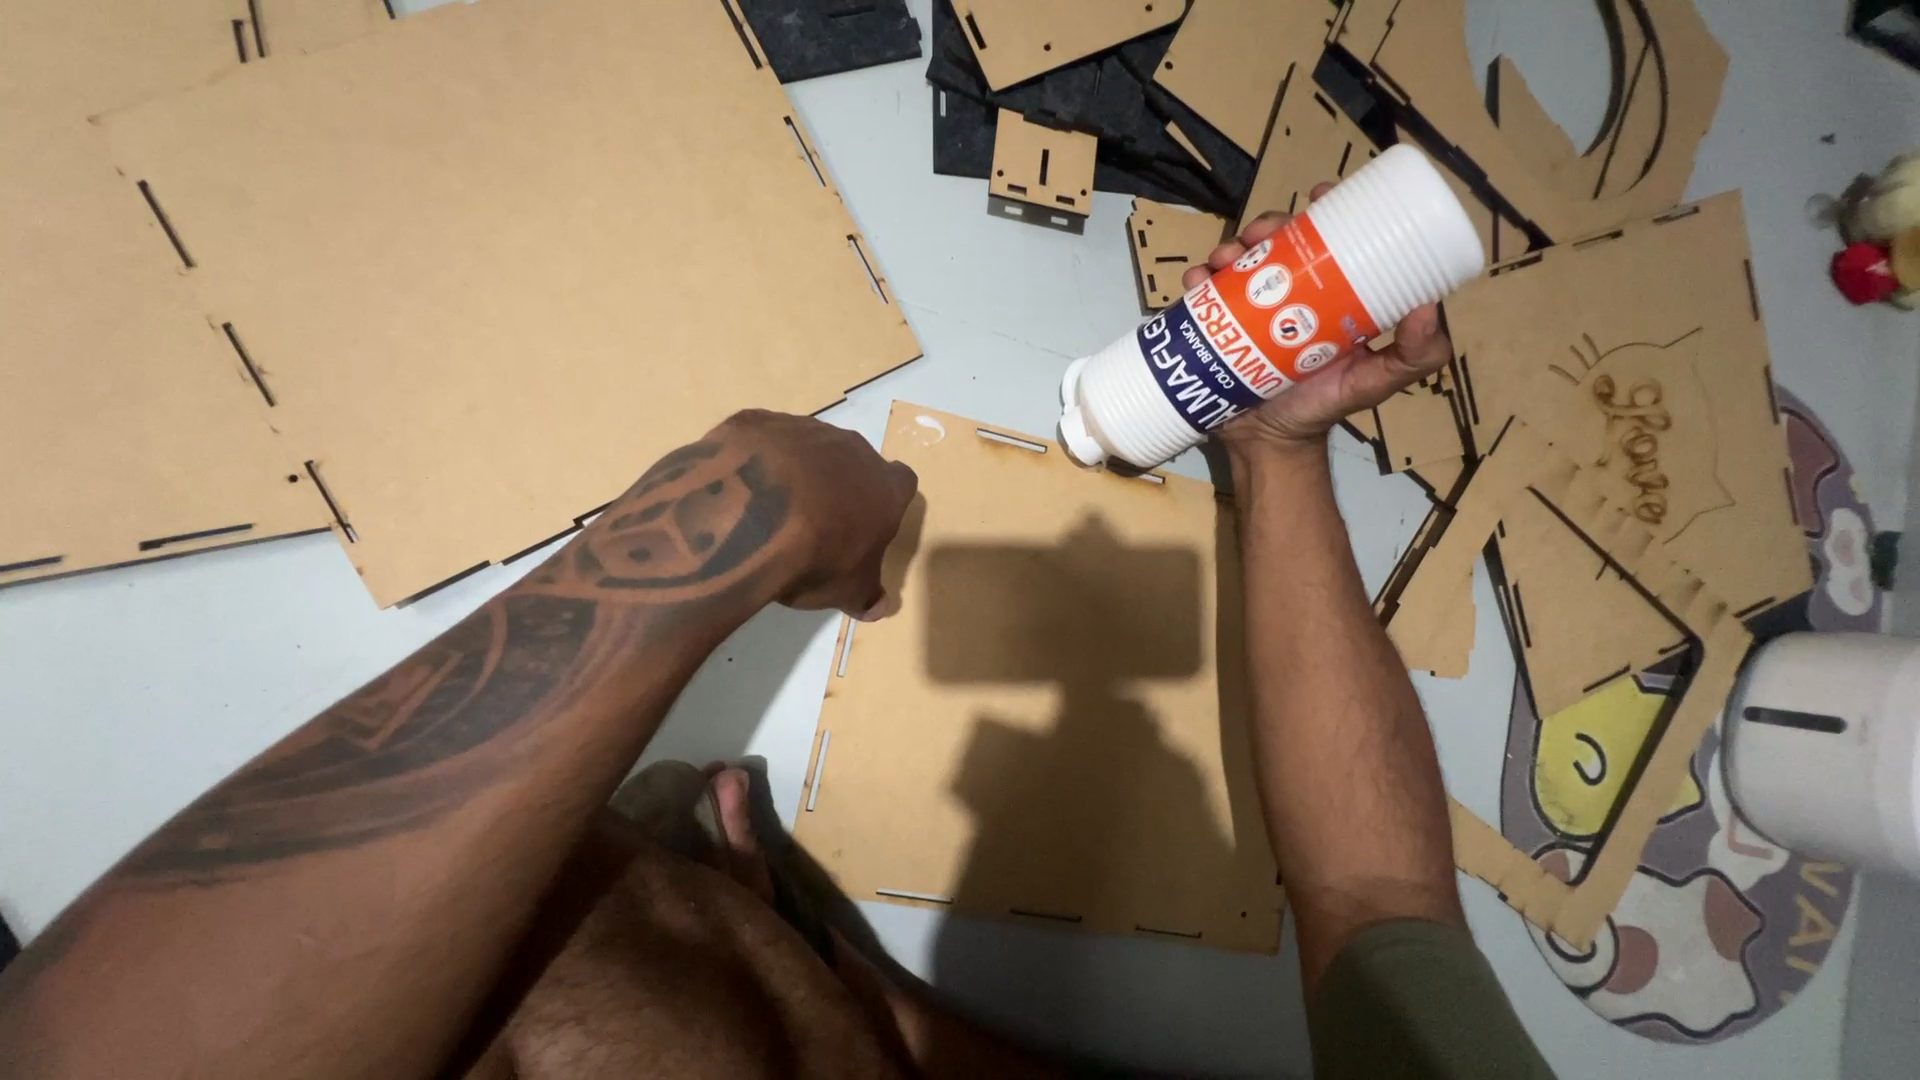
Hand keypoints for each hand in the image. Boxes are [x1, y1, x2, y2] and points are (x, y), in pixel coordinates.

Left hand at [698, 410, 917, 616]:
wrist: (748, 519)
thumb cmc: (817, 558)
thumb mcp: (847, 591)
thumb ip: (867, 596)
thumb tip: (881, 608)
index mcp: (885, 487)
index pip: (902, 482)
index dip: (886, 501)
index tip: (869, 521)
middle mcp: (850, 448)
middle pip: (853, 461)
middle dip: (839, 485)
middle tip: (816, 521)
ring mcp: (802, 429)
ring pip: (807, 447)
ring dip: (796, 471)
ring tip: (771, 509)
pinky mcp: (756, 422)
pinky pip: (762, 440)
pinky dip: (755, 460)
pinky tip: (739, 489)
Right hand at [1182, 186, 1453, 450]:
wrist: (1265, 443)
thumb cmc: (1321, 408)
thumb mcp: (1374, 382)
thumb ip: (1414, 355)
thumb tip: (1430, 305)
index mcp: (1325, 296)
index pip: (1326, 240)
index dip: (1322, 211)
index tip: (1319, 195)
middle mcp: (1284, 297)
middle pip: (1274, 244)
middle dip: (1263, 226)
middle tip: (1256, 236)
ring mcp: (1245, 312)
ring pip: (1234, 264)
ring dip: (1225, 250)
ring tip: (1220, 261)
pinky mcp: (1213, 330)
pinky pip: (1200, 300)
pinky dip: (1194, 283)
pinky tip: (1195, 282)